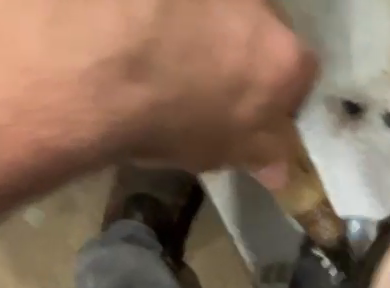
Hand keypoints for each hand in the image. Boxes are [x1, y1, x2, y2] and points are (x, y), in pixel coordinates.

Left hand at [0, 0, 317, 190]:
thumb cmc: (166, 118)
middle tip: (201, 71)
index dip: (276, 93)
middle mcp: (260, 2)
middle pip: (262, 22)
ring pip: (217, 3)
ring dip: (200, 17)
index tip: (250, 108)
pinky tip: (133, 21)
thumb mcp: (219, 154)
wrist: (87, 56)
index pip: (301, 75)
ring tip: (158, 41)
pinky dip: (160, 7)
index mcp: (284, 60)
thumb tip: (280, 168)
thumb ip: (261, 154)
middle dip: (239, 44)